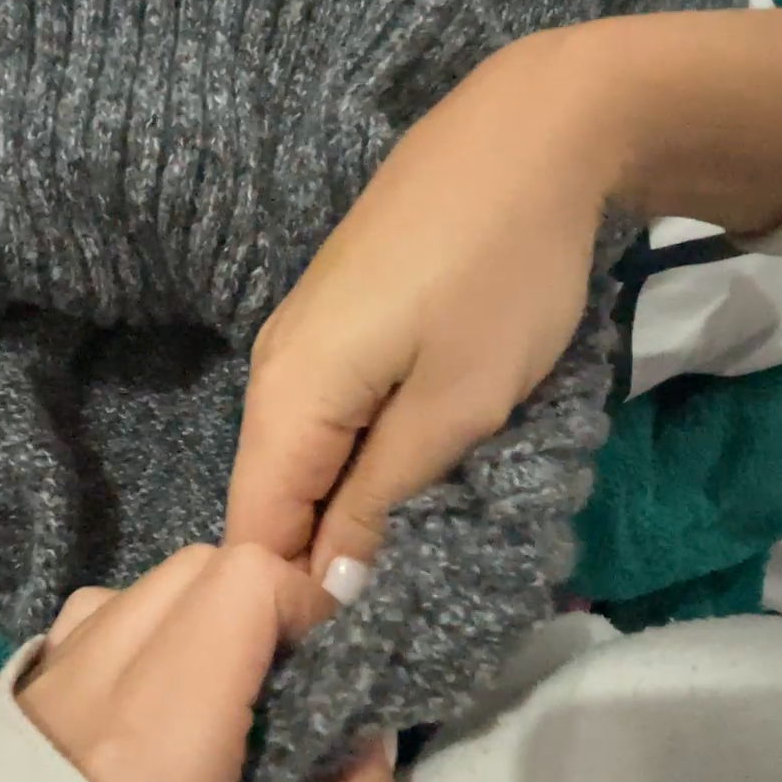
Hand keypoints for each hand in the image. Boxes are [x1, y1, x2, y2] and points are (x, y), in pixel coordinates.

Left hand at [16, 543, 409, 781]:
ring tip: (215, 686)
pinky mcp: (24, 683)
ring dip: (202, 612)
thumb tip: (361, 725)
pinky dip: (145, 628)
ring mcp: (45, 675)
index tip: (324, 657)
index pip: (242, 581)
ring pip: (149, 584)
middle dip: (259, 600)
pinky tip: (151, 691)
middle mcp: (83, 683)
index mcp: (148, 738)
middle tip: (280, 670)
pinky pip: (99, 613)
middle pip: (199, 568)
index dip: (302, 601)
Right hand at [226, 28, 616, 573]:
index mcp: (285, 396)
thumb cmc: (499, 276)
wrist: (527, 134)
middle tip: (390, 609)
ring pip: (302, 457)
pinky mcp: (338, 322)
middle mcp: (273, 370)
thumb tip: (330, 585)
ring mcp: (302, 340)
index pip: (254, 529)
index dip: (291, 598)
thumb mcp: (455, 406)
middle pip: (272, 495)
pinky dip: (357, 459)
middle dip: (318, 560)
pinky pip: (328, 416)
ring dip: (343, 511)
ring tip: (401, 553)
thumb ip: (382, 500)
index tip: (354, 648)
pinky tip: (400, 471)